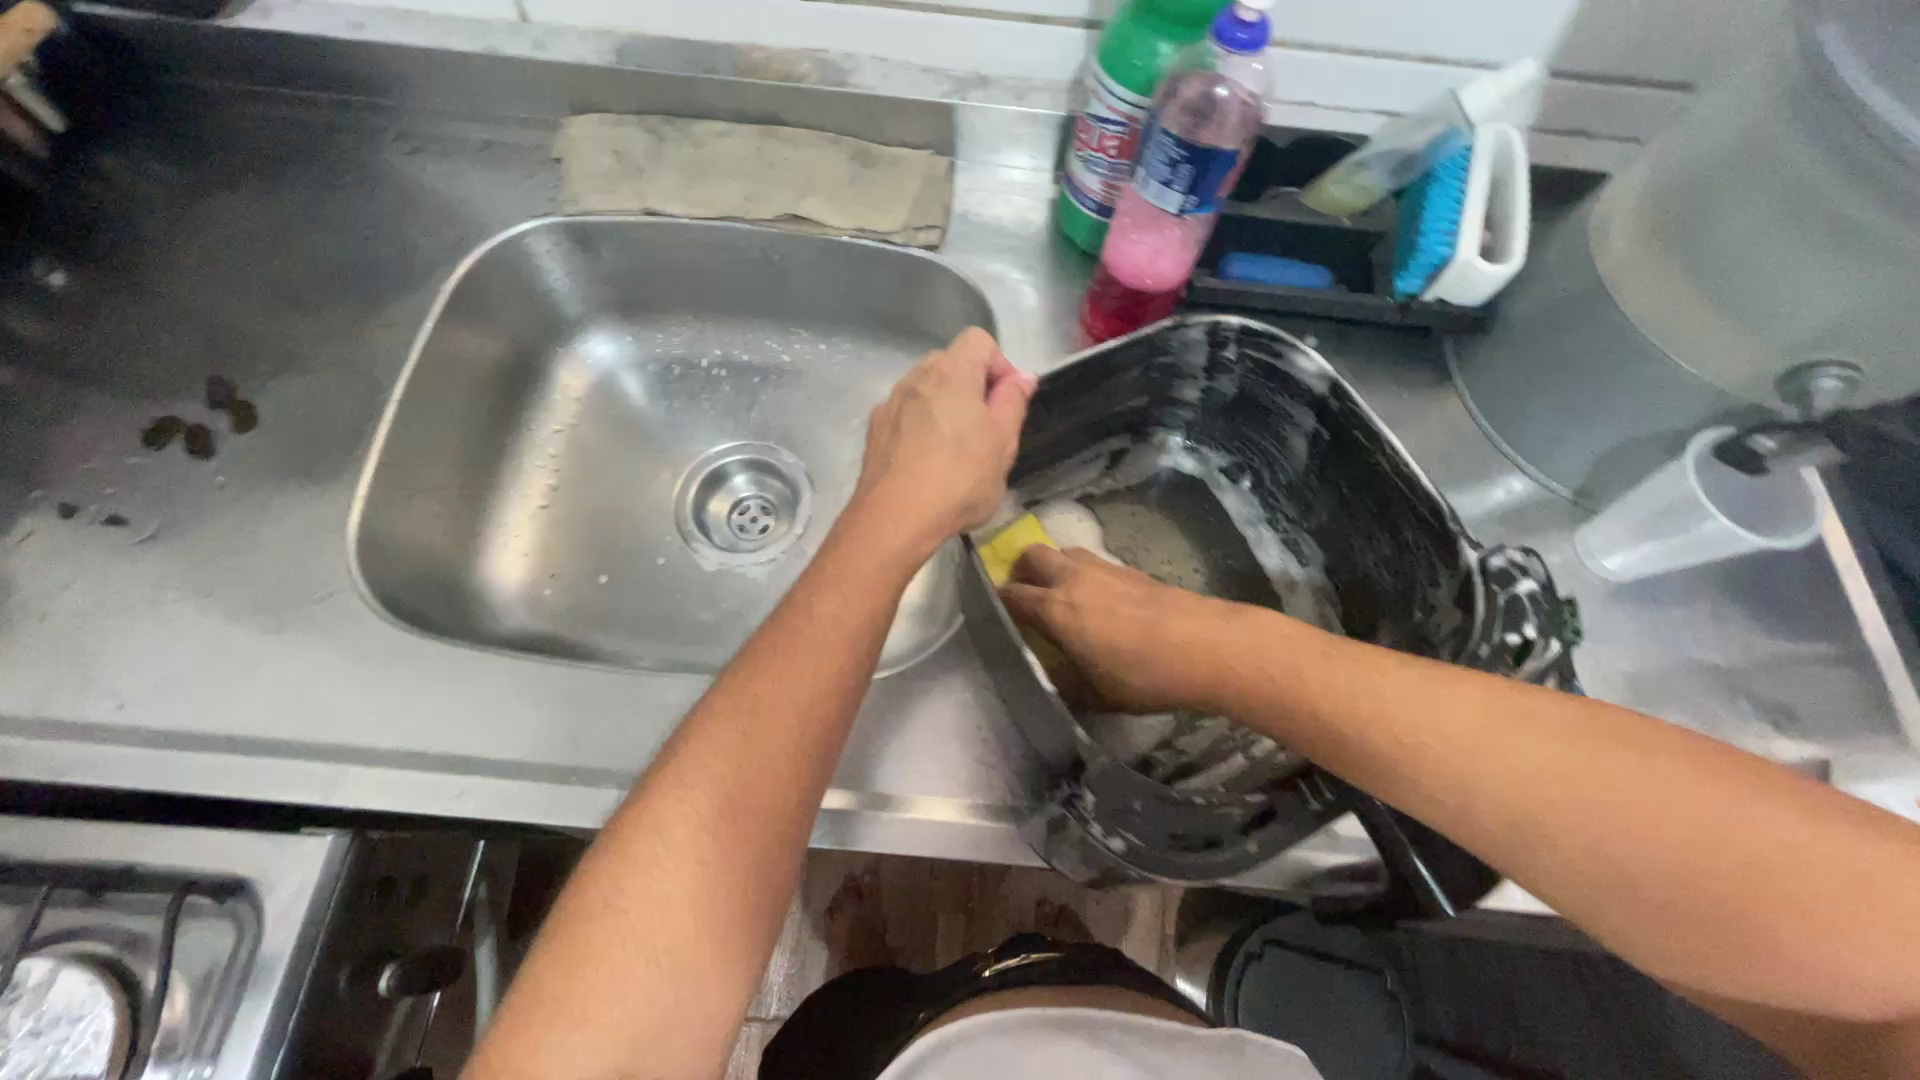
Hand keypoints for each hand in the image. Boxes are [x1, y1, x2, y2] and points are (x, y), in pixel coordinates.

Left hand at [851, 327, 1036, 560]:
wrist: (894, 519)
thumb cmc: (959, 480)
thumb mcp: (1003, 443)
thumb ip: (1013, 402)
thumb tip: (1021, 377)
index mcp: (951, 372)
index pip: (979, 340)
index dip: (1000, 365)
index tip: (1007, 402)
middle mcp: (915, 378)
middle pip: (950, 362)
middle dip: (972, 385)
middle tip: (987, 428)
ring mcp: (890, 403)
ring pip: (925, 389)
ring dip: (945, 406)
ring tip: (956, 449)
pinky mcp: (875, 431)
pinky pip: (905, 414)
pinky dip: (920, 426)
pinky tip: (926, 462)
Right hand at [1000, 545, 1245, 713]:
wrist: (1205, 646)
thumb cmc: (1142, 675)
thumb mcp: (1095, 694)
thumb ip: (1063, 683)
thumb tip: (1050, 675)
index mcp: (1055, 608)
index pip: (1010, 595)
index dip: (997, 603)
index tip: (996, 616)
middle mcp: (1073, 578)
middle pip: (1032, 555)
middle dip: (1021, 571)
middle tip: (1026, 595)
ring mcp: (1103, 568)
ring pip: (1064, 552)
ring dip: (1054, 566)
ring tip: (1062, 594)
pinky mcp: (1130, 569)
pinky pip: (1093, 561)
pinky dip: (1083, 573)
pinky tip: (1099, 600)